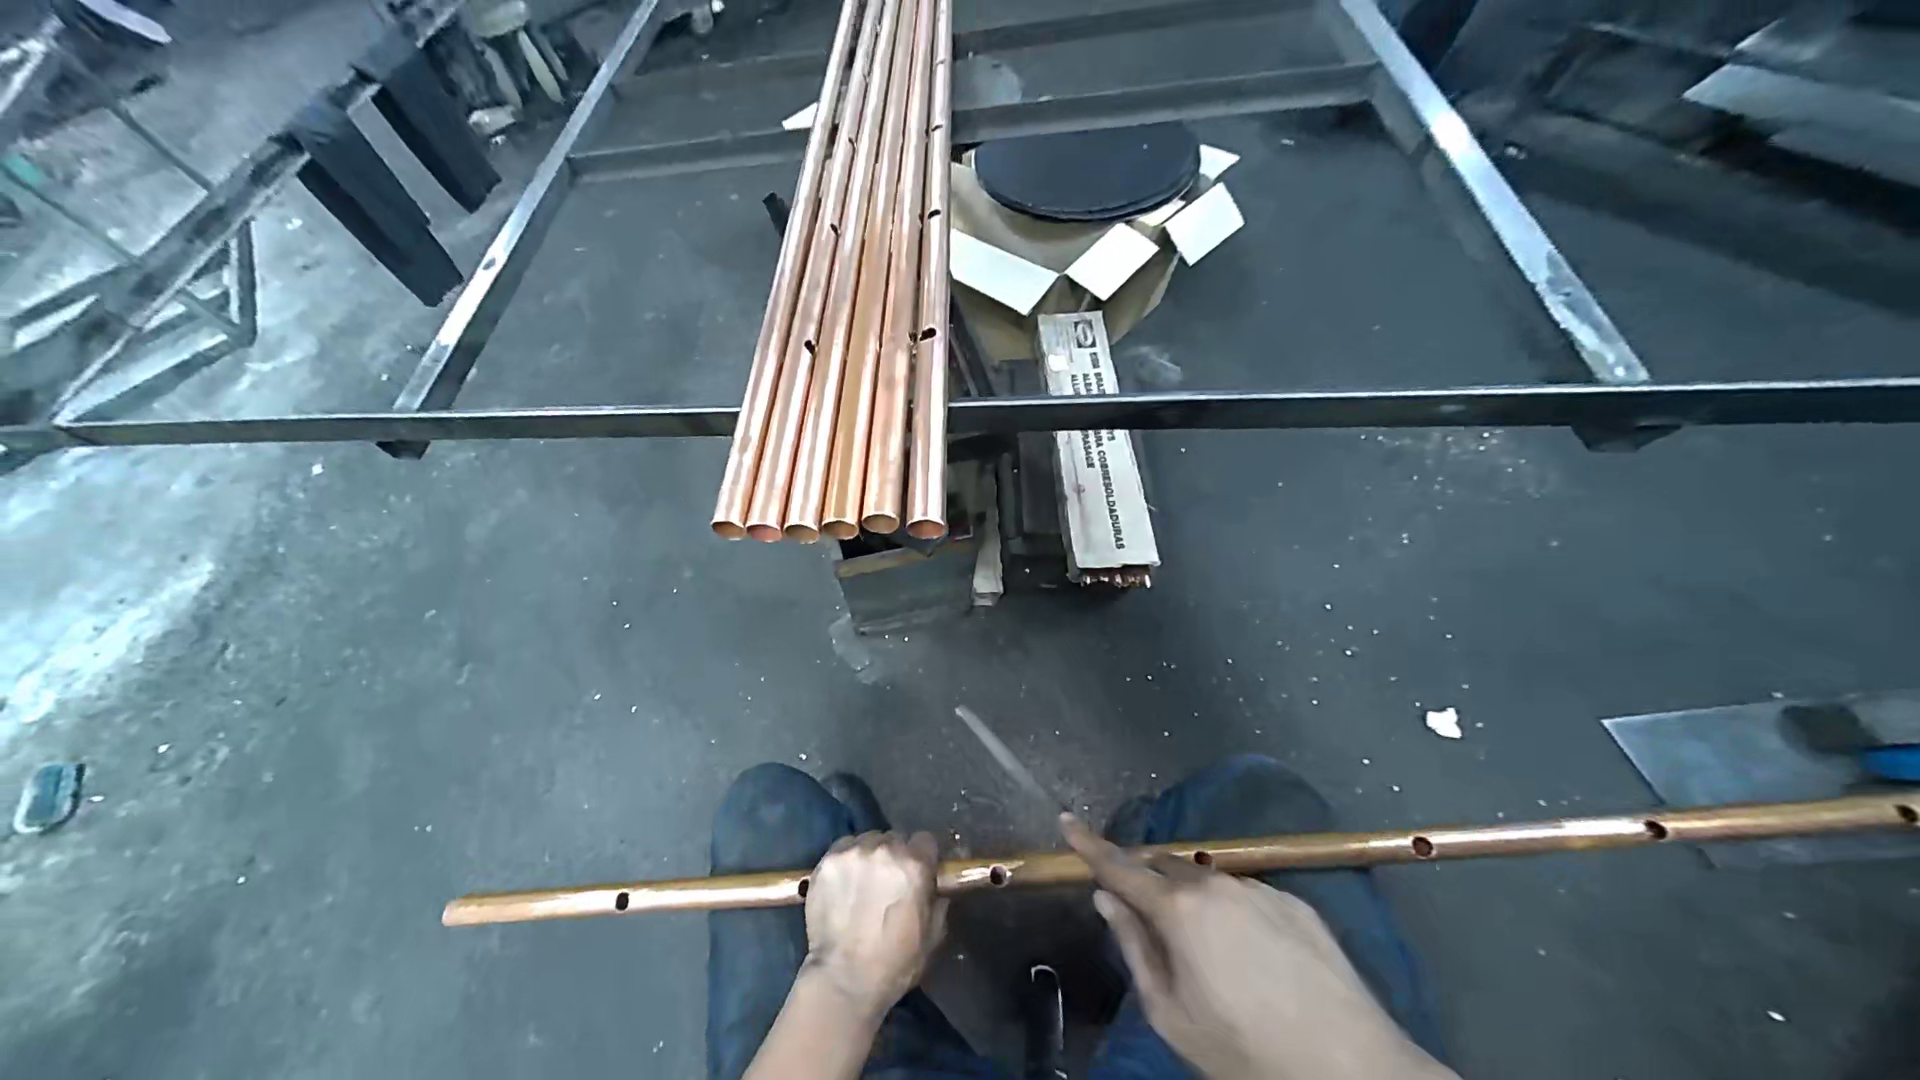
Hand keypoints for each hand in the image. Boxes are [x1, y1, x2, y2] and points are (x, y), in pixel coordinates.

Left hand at [799, 831, 948, 1019]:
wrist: (844, 979)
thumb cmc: (895, 963)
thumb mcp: (933, 935)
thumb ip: (938, 901)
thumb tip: (935, 888)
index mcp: (915, 865)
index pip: (925, 839)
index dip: (922, 856)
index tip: (917, 872)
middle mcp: (885, 850)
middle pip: (895, 838)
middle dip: (895, 856)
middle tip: (888, 882)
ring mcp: (853, 853)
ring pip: (868, 840)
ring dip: (870, 856)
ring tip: (863, 882)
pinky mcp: (827, 862)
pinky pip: (843, 848)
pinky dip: (847, 860)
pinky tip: (844, 882)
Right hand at [1061, 815, 1454, 1079]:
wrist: (1353, 1070)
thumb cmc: (1245, 1050)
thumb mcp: (1171, 1013)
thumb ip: (1133, 946)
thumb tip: (1106, 900)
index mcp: (1178, 909)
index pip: (1119, 866)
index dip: (1088, 844)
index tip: (1066, 820)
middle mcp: (1215, 884)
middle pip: (1163, 866)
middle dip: (1144, 878)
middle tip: (1141, 913)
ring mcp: (1259, 889)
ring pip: (1207, 881)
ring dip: (1191, 899)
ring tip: (1208, 952)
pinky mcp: (1295, 902)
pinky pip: (1246, 895)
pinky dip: (1231, 912)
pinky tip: (1252, 958)